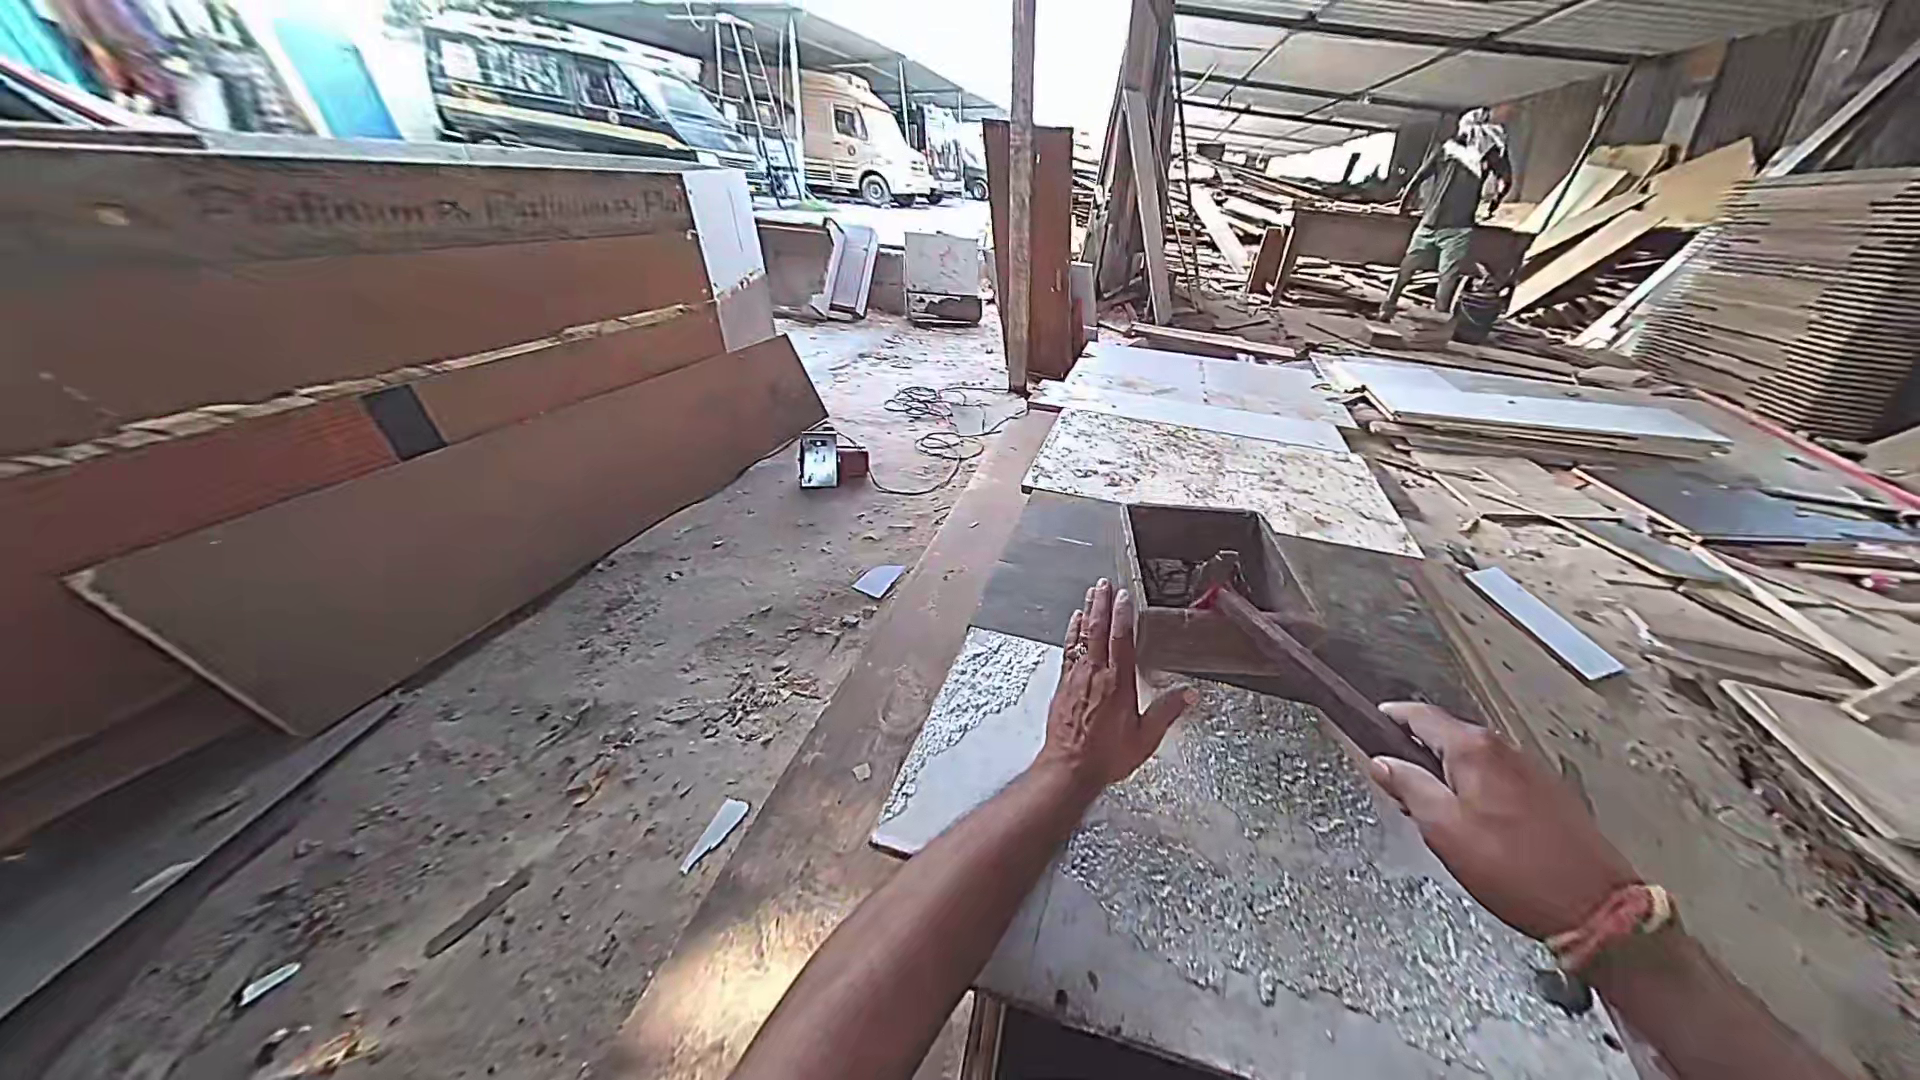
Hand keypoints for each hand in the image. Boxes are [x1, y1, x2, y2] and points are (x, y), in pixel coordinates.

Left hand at [1036, 580, 1193, 793]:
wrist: (1068, 767)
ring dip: (1087, 612)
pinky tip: (1074, 623)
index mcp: (1118, 683)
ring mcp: (1076, 677)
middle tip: (1103, 583)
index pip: (1121, 640)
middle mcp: (1095, 674)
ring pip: (1082, 636)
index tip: (1123, 596)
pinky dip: (1072, 632)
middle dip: (1101, 604)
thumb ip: (1166, 712)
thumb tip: (1188, 694)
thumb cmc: (1105, 755)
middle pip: (1098, 630)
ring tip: (1090, 594)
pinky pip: (1069, 650)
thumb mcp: (1145, 738)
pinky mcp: (1064, 684)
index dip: (1122, 615)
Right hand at [1368, 703, 1638, 940]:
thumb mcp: (1441, 826)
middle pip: (1444, 734)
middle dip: (1415, 753)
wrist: (1601, 914)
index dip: (1389, 718)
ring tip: (1435, 813)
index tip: (1370, 726)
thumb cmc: (1514, 869)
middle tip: (1398, 787)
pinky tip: (1472, 822)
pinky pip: (1495, 777)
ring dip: (1445, 773)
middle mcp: (1504, 749)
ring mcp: (1530, 770)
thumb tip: (1382, 762)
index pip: (1418, 714)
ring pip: (1469, 758)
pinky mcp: (1549, 794)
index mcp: (1473, 749)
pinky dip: (1473, 788)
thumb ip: (1406, 785)